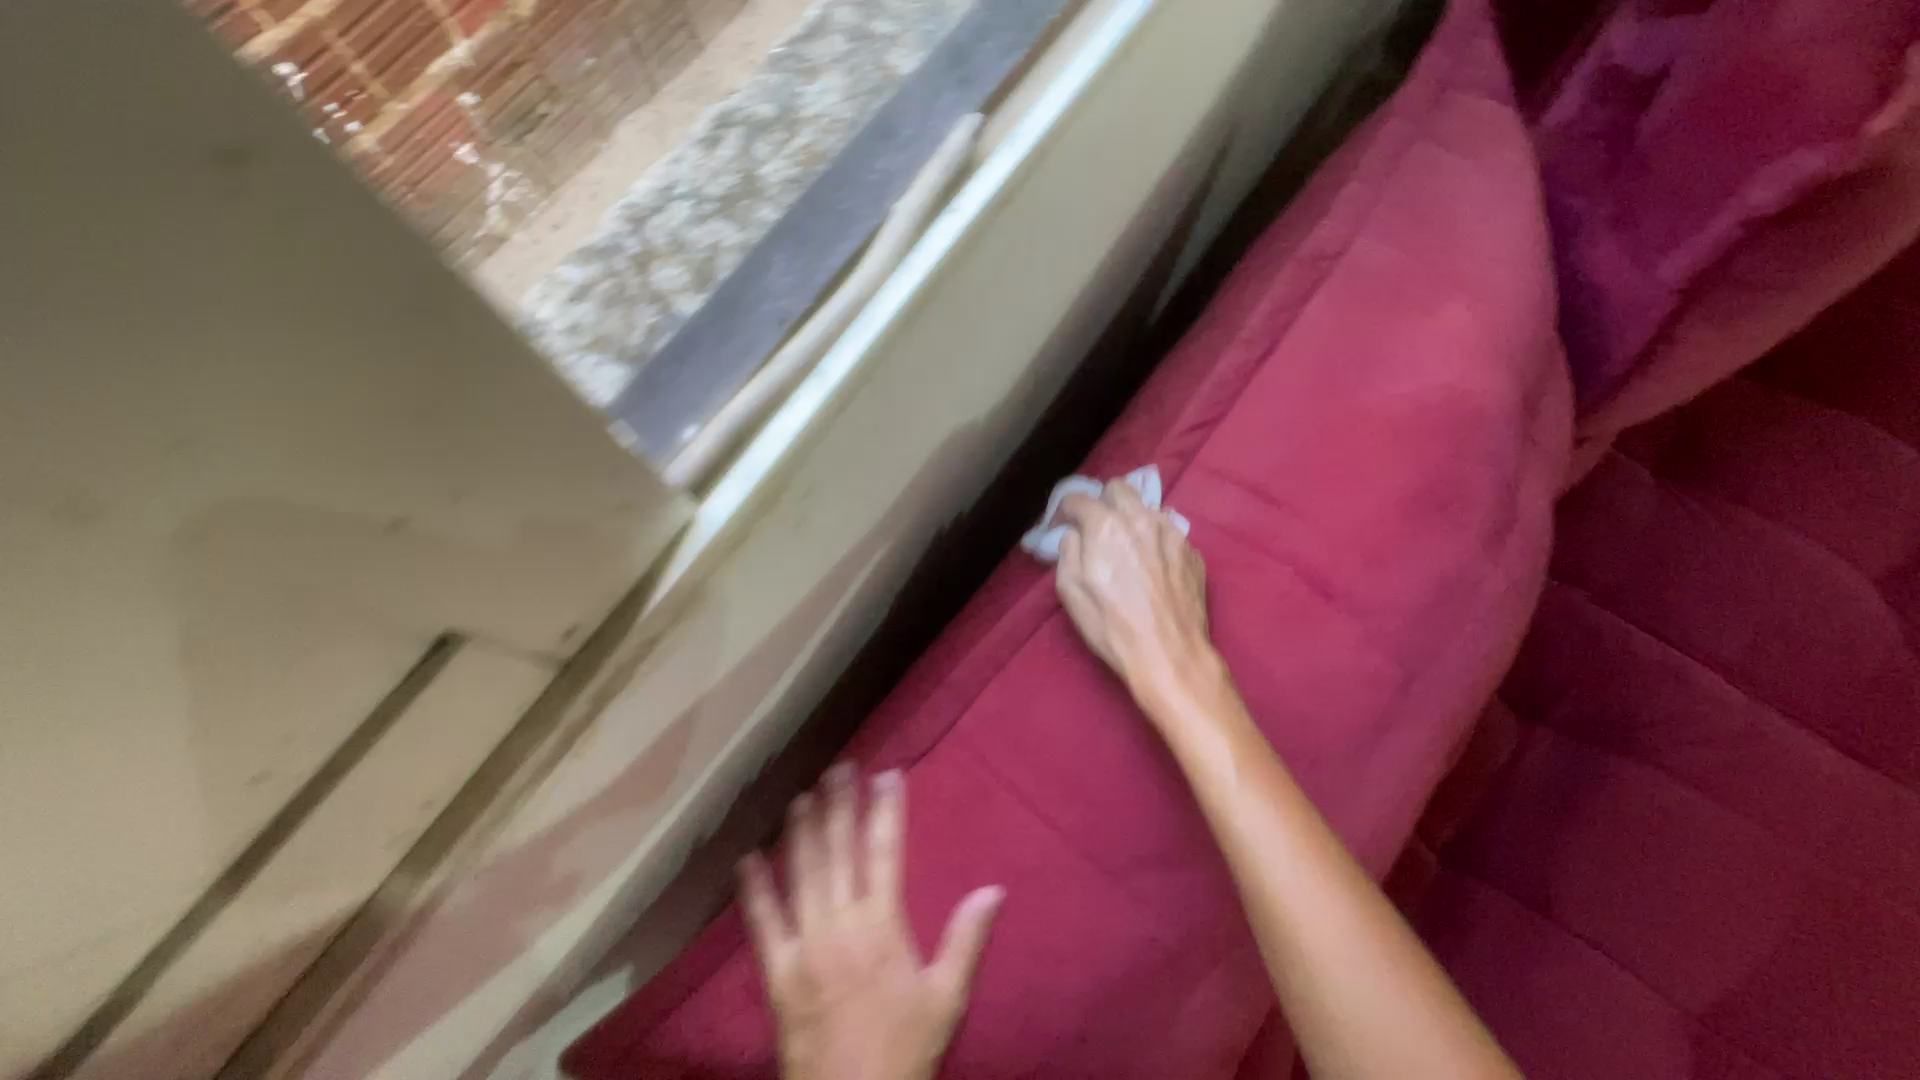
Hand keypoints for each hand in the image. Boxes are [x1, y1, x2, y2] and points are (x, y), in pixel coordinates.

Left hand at [740, 765, 1004, 1079]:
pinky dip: (754, 889)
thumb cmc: (906, 1047)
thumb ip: (966, 938)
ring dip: (802, 831)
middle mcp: (841, 924)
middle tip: (839, 768)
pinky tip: (748, 859)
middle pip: (839, 851)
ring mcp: (805, 945)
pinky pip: (762, 922)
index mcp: (883, 926)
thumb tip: (993, 890)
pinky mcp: (777, 971)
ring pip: (802, 874)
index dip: (886, 809)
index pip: (886, 851)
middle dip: (839, 805)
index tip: (887, 775)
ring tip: (803, 796)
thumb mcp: (947, 997)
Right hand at [1055, 479, 1218, 703]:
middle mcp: (1141, 518)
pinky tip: (1152, 565)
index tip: (1058, 528)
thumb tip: (1075, 535)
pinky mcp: (1192, 551)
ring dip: (1131, 518)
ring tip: (1126, 546)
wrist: (1168, 653)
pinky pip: (1169, 531)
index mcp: (1105, 526)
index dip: (1062, 512)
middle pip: (1119, 488)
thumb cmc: (1111, 626)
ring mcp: (1172, 532)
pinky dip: (1155, 539)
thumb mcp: (1070, 591)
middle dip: (1102, 502)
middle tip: (1095, 527)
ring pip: (1147, 507)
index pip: (1077, 499)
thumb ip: (1068, 552)